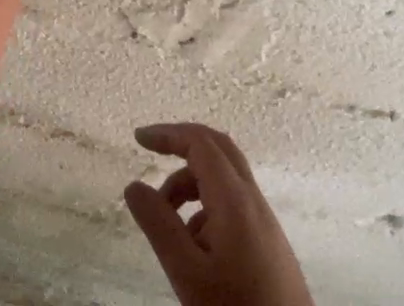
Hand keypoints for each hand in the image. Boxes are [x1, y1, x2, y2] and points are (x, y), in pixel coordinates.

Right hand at [123, 124, 314, 305]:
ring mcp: (265, 223)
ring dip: (190, 184)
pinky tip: (193, 245)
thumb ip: (158, 224)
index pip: (201, 144)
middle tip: (151, 152)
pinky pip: (233, 205)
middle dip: (182, 145)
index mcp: (235, 201)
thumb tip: (135, 185)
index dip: (168, 134)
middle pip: (219, 149)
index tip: (138, 139)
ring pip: (224, 180)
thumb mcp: (185, 270)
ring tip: (167, 220)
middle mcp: (254, 202)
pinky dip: (205, 206)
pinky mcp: (269, 243)